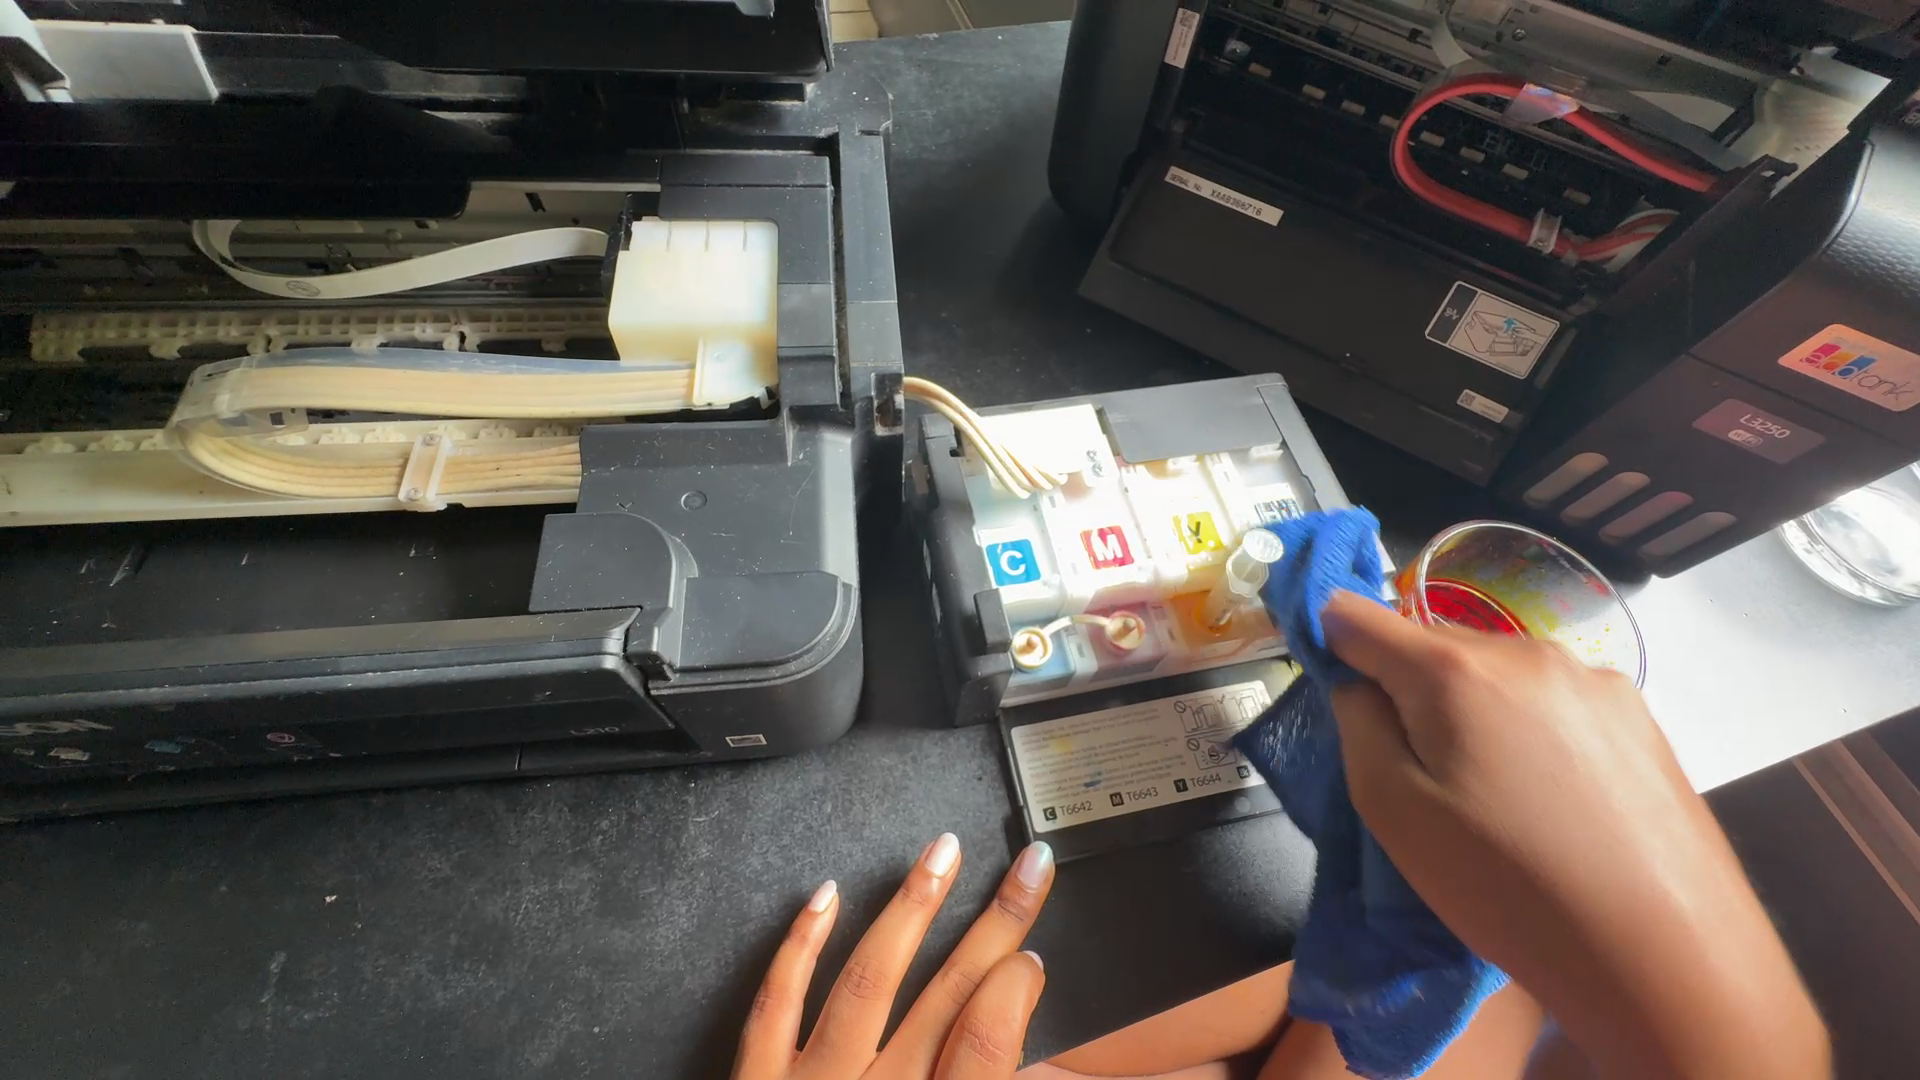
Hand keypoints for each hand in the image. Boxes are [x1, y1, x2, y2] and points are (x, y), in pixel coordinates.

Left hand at [733, 834, 1053, 1079]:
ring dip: (911, 908)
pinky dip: (798, 947)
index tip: (1034, 957)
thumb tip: (1025, 1050)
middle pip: (945, 999)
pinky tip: (826, 893)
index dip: (1014, 991)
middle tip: (1030, 867)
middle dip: (995, 925)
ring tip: (943, 851)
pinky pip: (772, 1007)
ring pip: (866, 981)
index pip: (986, 1049)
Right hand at [1319, 591, 1826, 1079]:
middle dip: (1404, 685)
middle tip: (1418, 763)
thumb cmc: (1503, 884)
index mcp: (1453, 668)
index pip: (1354, 614)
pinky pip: (1546, 695)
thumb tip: (1354, 677)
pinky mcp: (1639, 714)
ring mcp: (1593, 678)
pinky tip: (1551, 790)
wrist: (1672, 968)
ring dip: (1467, 704)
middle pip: (1427, 643)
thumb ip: (1355, 718)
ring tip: (1493, 785)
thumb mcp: (1389, 805)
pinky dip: (1523, 722)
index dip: (1325, 638)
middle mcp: (1524, 650)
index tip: (1328, 682)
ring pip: (1490, 669)